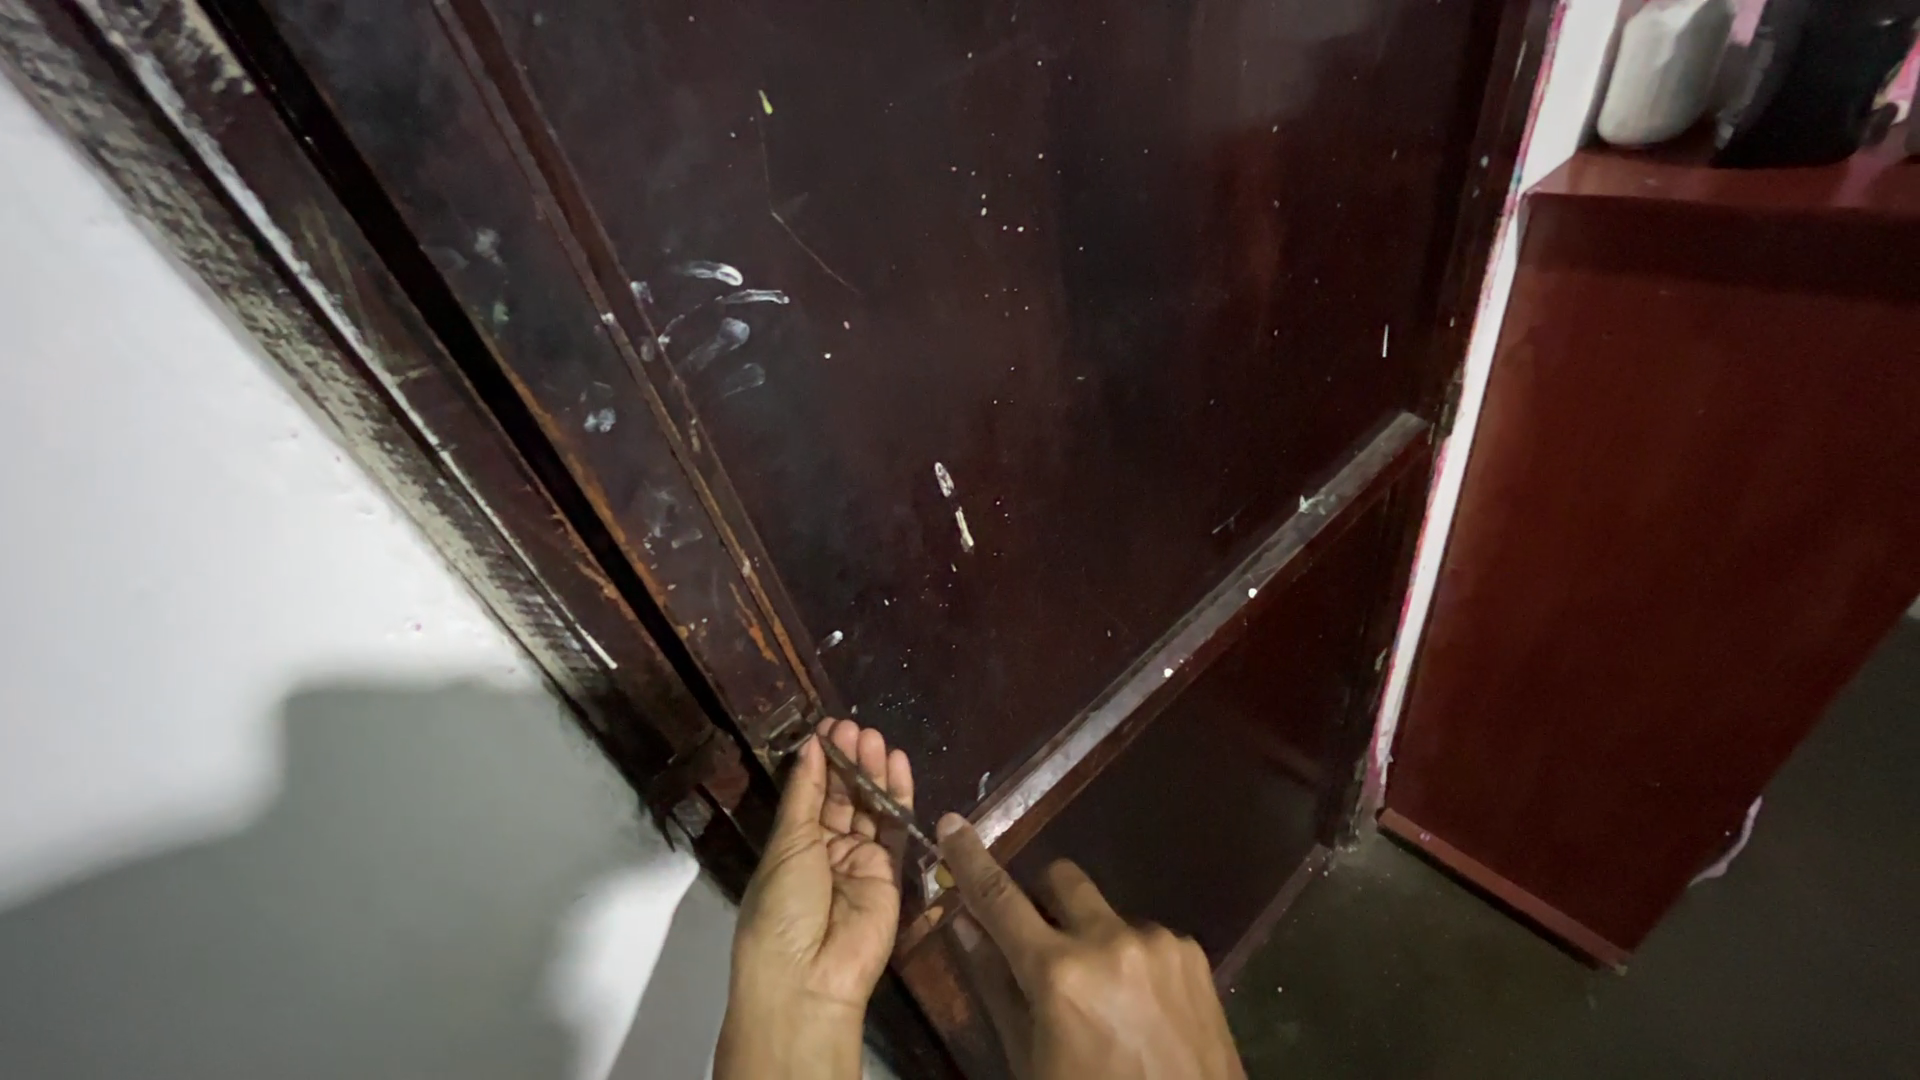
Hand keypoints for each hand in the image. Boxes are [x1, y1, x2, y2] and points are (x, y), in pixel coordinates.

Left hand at [715, 720, 913, 1079]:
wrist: (809, 975)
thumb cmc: (783, 905)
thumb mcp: (787, 843)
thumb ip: (805, 793)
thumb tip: (810, 745)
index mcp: (794, 844)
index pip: (812, 792)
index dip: (822, 760)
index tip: (830, 726)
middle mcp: (827, 849)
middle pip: (843, 796)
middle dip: (848, 760)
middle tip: (854, 726)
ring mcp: (861, 860)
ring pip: (871, 807)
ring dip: (872, 771)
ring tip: (874, 737)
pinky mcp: (891, 871)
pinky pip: (895, 827)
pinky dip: (899, 795)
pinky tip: (898, 763)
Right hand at [937, 815, 1245, 1079]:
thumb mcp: (1030, 1062)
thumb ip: (996, 987)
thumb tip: (966, 925)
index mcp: (1059, 974)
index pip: (1000, 899)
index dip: (970, 859)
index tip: (952, 824)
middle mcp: (1109, 941)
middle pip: (1060, 877)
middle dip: (1044, 898)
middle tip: (1043, 942)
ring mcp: (1157, 941)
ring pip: (1104, 910)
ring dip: (1093, 937)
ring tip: (1107, 997)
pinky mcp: (1192, 952)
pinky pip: (1145, 934)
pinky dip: (1133, 959)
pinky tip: (1143, 1007)